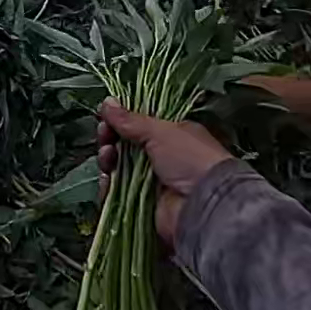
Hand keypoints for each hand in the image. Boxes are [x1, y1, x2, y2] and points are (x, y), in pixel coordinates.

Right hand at [96, 99, 234, 244]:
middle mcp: (161, 157)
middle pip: (125, 145)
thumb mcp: (160, 132)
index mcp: (171, 135)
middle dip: (110, 138)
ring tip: (107, 156)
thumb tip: (106, 102)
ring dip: (108, 159)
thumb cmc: (190, 159)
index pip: (138, 124)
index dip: (120, 121)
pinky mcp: (142, 205)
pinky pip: (117, 194)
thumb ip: (130, 120)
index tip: (106, 117)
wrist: (205, 207)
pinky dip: (109, 187)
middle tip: (104, 135)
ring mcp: (151, 182)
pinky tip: (107, 180)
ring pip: (118, 167)